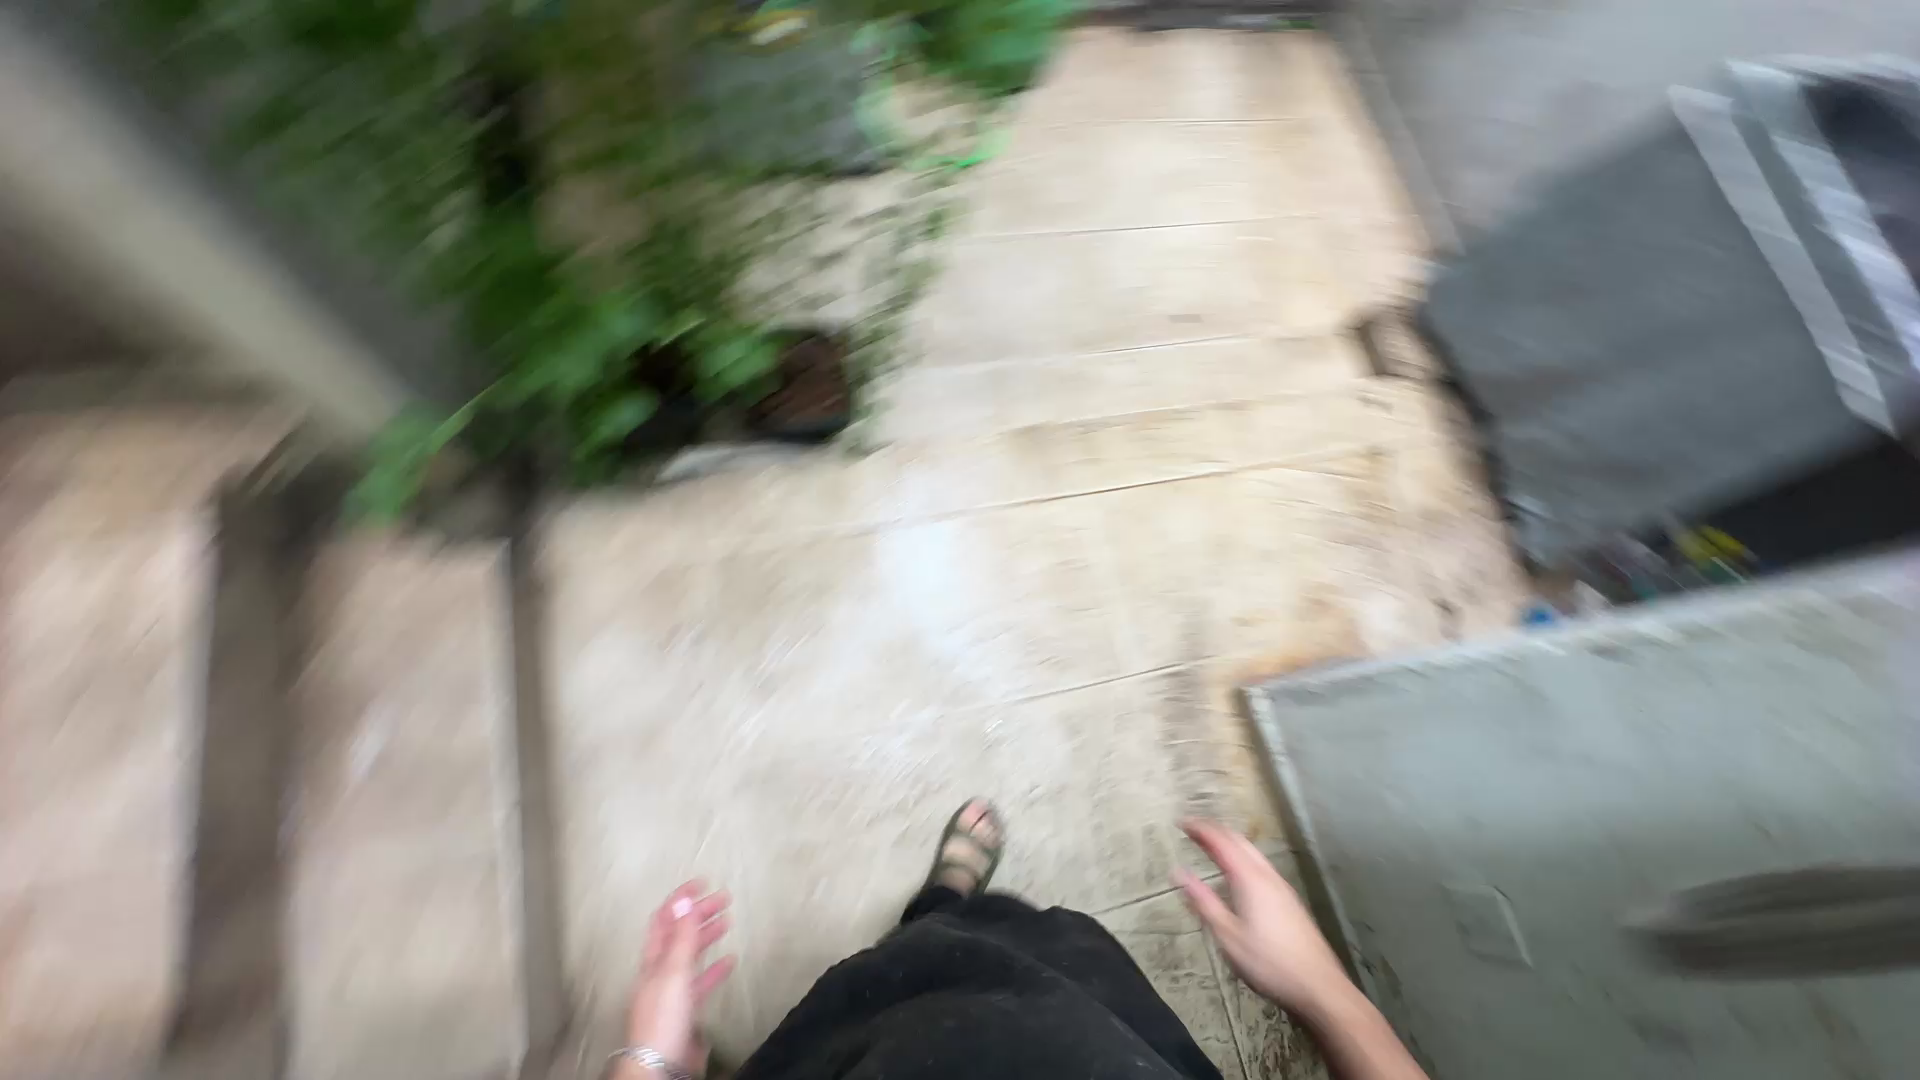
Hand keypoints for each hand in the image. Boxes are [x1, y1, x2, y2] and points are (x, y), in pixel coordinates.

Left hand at [624, 881, 734, 1073]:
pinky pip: (702, 980)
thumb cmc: (663, 1016)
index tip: (702, 883)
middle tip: (723, 898)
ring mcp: (673, 989)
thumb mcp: (674, 971)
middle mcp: (661, 970)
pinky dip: (716, 967)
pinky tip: (730, 960)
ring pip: (691, 954)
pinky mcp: (686, 1008)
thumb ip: (681, 936)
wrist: (660, 1065)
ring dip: (707, 934)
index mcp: (654, 958)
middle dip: (699, 913)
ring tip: (727, 920)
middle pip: (680, 934)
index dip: (681, 899)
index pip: (665, 919)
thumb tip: (684, 899)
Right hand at [1174, 820, 1352, 1018]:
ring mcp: (1282, 887)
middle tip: (1193, 830)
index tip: (1181, 823)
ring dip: (1230, 842)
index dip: (1200, 828)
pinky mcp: (1290, 901)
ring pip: (1252, 852)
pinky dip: (1242, 857)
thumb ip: (1203, 902)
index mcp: (1249, 879)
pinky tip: (1238, 874)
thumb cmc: (1268, 963)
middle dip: (1215, 831)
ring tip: (1211, 846)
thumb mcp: (1227, 936)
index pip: (1221, 841)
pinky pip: (1261, 865)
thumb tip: (1178, 873)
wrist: (1320, 988)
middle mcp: (1267, 876)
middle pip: (1239, 840)